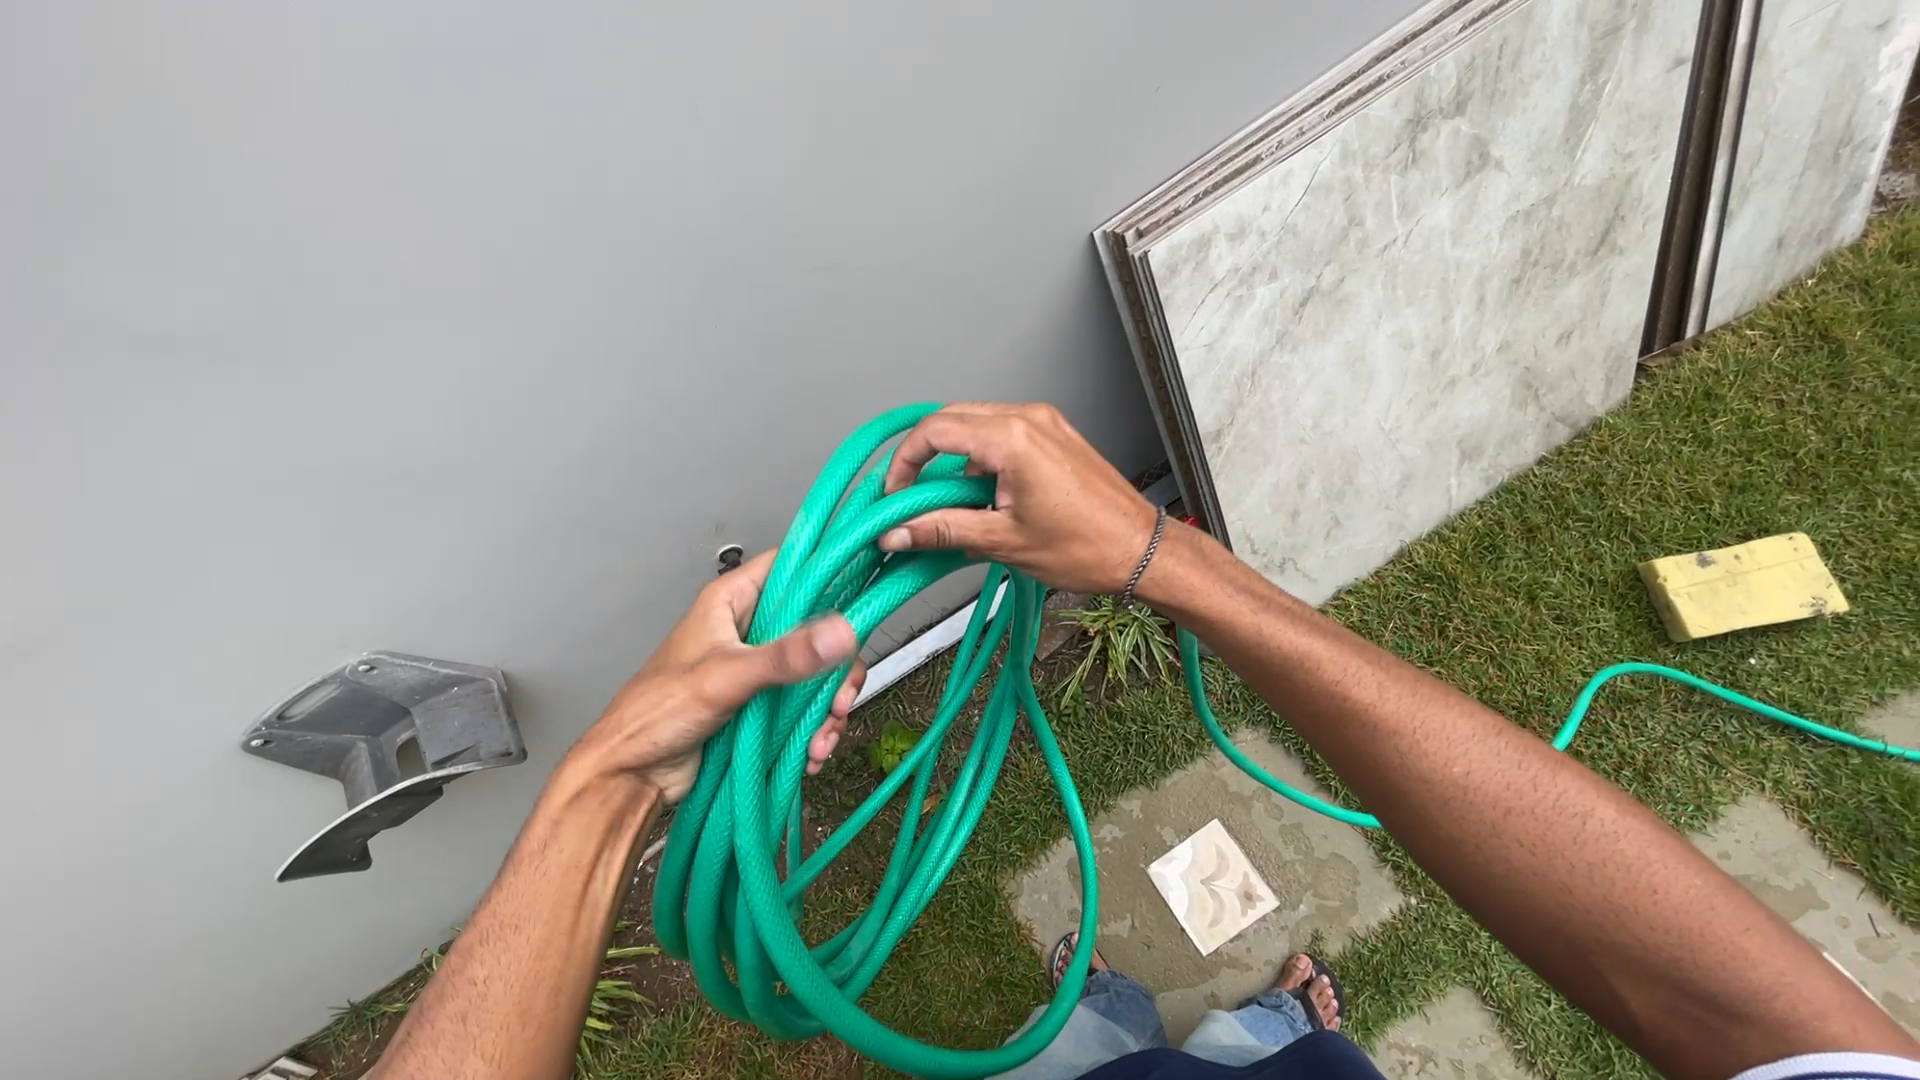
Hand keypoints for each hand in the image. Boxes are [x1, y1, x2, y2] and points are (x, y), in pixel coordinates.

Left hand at [569, 550, 862, 801]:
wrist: (630, 776)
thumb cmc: (653, 714)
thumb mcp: (726, 678)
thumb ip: (786, 656)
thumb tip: (839, 633)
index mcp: (732, 602)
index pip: (790, 567)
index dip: (827, 574)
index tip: (859, 595)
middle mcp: (748, 629)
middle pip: (815, 627)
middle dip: (835, 669)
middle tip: (838, 699)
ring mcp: (756, 667)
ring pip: (815, 672)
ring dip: (826, 708)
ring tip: (820, 739)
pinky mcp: (760, 704)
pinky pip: (803, 706)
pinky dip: (813, 729)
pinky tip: (810, 753)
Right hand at [878, 403, 1158, 593]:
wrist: (1139, 550)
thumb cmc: (1088, 546)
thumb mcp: (1002, 541)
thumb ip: (941, 530)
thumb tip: (899, 532)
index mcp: (1013, 439)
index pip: (935, 430)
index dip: (904, 462)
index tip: (896, 495)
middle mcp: (1028, 419)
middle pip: (951, 419)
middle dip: (924, 458)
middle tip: (911, 498)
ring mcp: (1044, 423)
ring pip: (975, 424)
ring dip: (953, 459)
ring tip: (950, 504)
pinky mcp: (1054, 435)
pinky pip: (1002, 433)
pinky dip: (981, 459)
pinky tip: (981, 496)